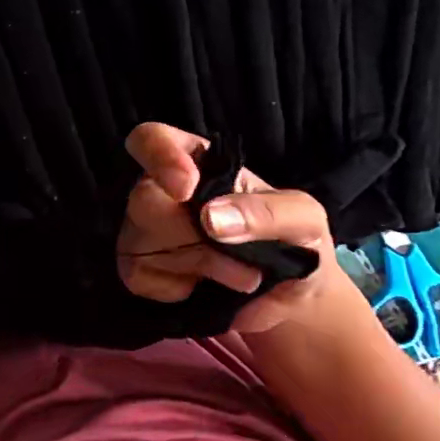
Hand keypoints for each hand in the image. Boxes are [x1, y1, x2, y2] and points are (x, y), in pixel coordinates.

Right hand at [116, 122, 354, 333]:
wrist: (291, 300)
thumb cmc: (296, 243)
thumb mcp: (305, 219)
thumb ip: (269, 212)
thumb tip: (210, 219)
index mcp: (193, 164)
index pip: (150, 140)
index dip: (158, 156)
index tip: (184, 188)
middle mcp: (157, 192)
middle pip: (143, 199)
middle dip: (192, 234)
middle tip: (240, 254)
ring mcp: (141, 231)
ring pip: (141, 241)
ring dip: (199, 264)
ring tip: (239, 276)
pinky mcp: (135, 269)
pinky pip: (139, 277)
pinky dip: (178, 289)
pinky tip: (202, 287)